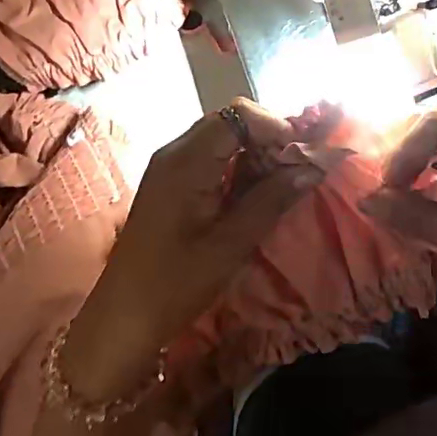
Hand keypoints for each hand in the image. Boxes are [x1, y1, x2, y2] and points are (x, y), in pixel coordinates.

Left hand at [64, 99, 321, 399]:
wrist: (122, 320)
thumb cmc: (175, 284)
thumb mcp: (231, 244)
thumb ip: (273, 199)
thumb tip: (314, 166)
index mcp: (185, 162)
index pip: (238, 116)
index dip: (275, 126)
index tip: (301, 155)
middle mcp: (175, 152)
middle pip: (231, 120)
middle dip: (269, 137)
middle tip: (297, 168)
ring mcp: (170, 166)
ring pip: (223, 137)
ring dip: (257, 151)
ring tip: (282, 181)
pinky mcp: (171, 182)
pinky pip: (212, 155)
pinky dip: (239, 164)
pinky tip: (255, 191)